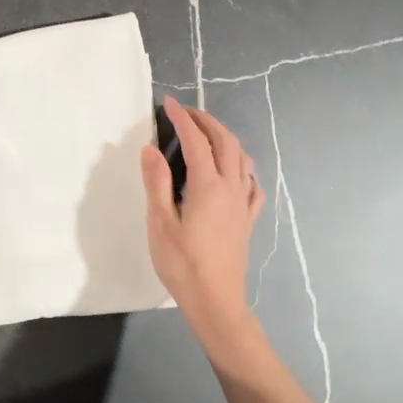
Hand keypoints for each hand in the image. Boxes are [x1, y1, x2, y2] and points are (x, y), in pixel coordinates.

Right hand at [140, 96, 264, 337]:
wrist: (215, 299)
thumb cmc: (181, 263)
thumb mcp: (160, 223)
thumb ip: (156, 183)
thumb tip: (151, 149)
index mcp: (207, 186)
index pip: (196, 141)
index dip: (182, 119)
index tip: (168, 103)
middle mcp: (231, 188)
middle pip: (225, 142)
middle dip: (207, 121)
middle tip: (186, 112)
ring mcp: (242, 203)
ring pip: (242, 158)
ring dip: (225, 138)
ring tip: (207, 133)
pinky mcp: (246, 218)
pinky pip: (251, 182)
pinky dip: (241, 166)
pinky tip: (234, 171)